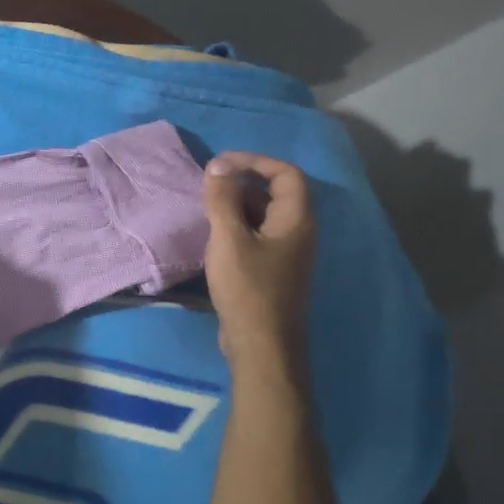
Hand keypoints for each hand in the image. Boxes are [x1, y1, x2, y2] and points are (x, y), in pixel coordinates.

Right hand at [203, 151, 315, 363]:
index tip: (220, 164)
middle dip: (243, 182)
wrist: (261, 342)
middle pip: (277, 192)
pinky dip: (237, 225)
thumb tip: (218, 165)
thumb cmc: (247, 287)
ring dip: (237, 204)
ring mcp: (288, 252)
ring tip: (205, 207)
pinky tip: (213, 235)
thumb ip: (222, 200)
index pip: (286, 173)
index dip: (255, 161)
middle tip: (208, 184)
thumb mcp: (229, 239)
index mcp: (296, 220)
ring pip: (265, 215)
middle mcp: (299, 231)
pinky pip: (258, 234)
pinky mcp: (273, 269)